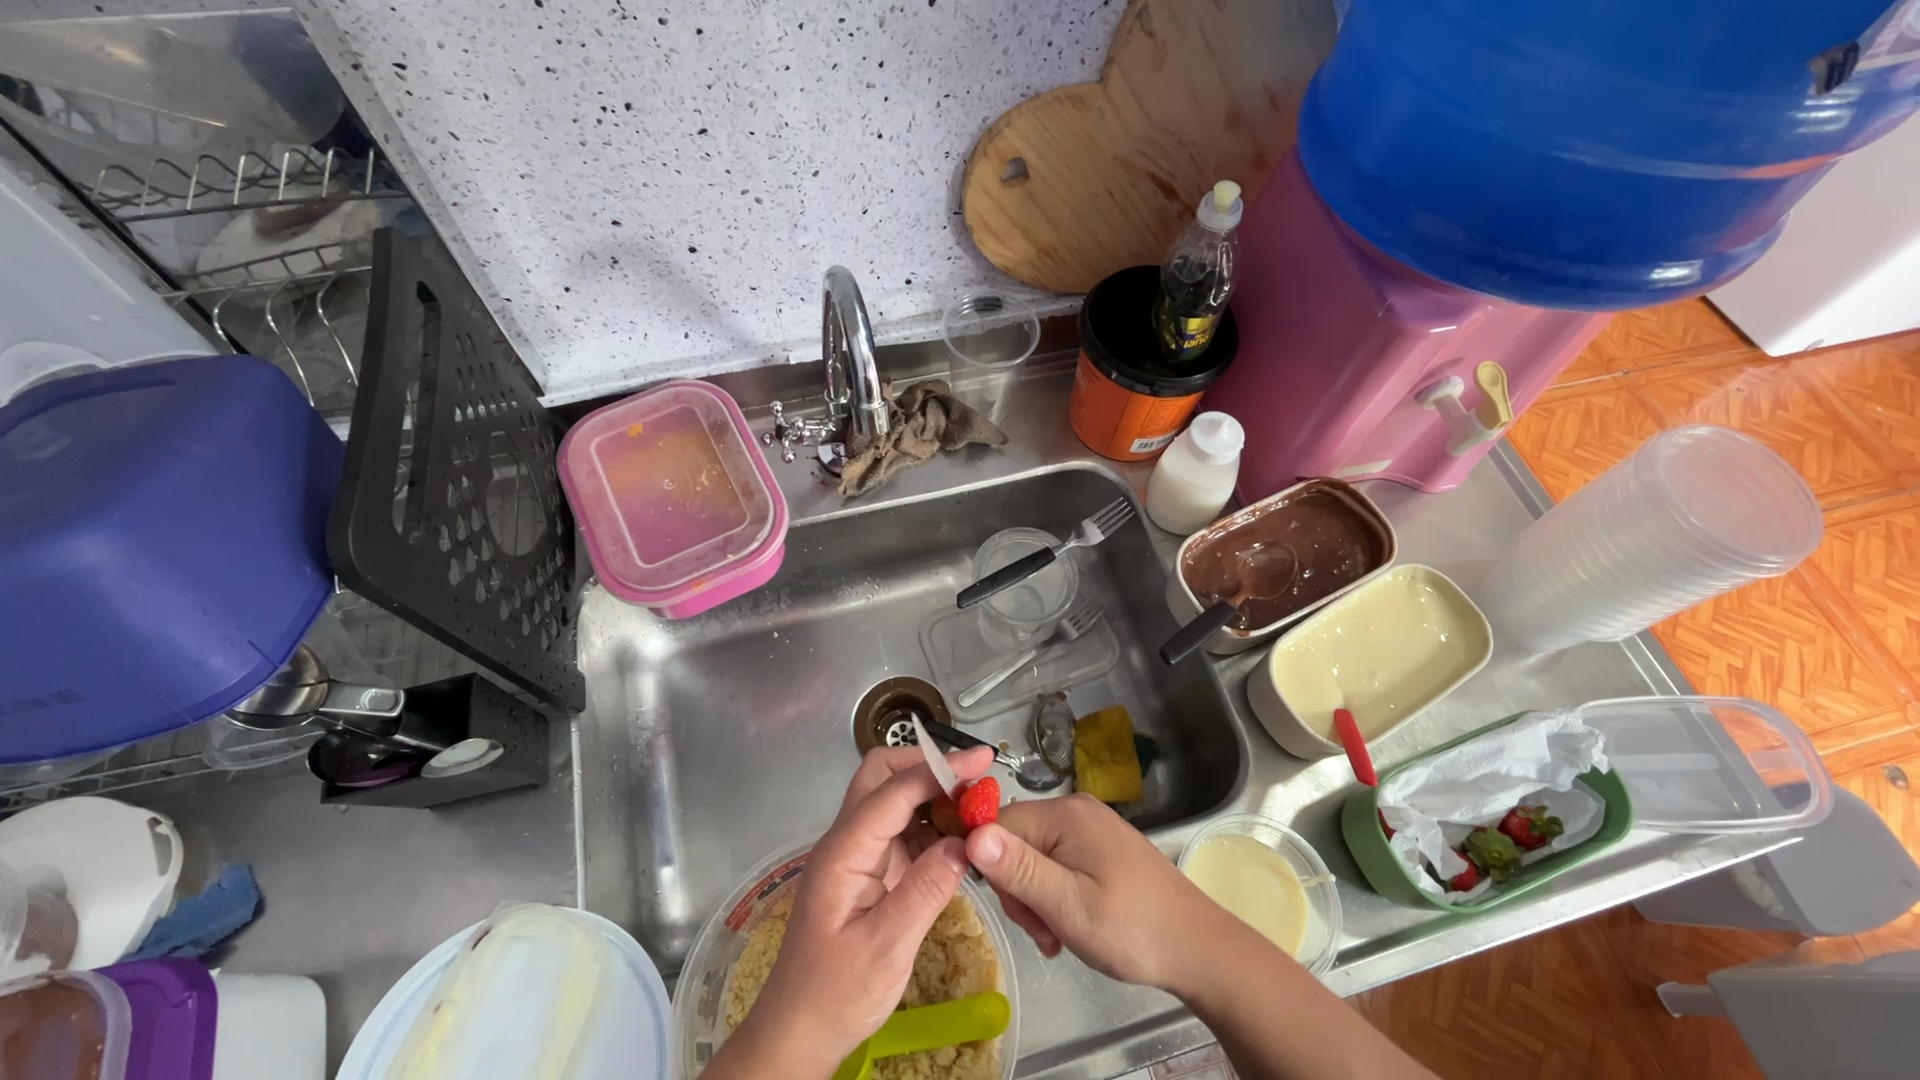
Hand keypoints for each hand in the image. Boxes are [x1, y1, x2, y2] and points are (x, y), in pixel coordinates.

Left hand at [713, 744, 996, 1077]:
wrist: (798, 1031)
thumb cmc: (836, 994)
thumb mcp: (886, 947)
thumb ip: (925, 891)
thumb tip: (964, 844)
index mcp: (845, 851)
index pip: (895, 789)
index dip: (940, 768)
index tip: (982, 759)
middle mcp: (848, 842)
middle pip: (882, 776)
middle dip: (928, 766)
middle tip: (975, 782)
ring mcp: (858, 856)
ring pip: (893, 800)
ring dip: (933, 795)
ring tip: (976, 809)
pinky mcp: (870, 874)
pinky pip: (902, 832)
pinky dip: (932, 826)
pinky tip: (960, 843)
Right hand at [964, 793, 1224, 994]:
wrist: (1198, 948)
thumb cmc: (1132, 930)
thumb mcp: (1068, 906)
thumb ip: (1020, 870)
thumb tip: (970, 834)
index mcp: (1065, 815)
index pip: (997, 824)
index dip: (992, 867)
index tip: (1013, 909)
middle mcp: (1076, 810)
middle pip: (1015, 841)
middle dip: (1019, 888)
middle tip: (1044, 931)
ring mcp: (1092, 828)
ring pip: (1035, 856)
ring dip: (1037, 898)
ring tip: (1059, 936)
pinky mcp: (1102, 847)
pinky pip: (1059, 863)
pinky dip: (1057, 895)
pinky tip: (1071, 925)